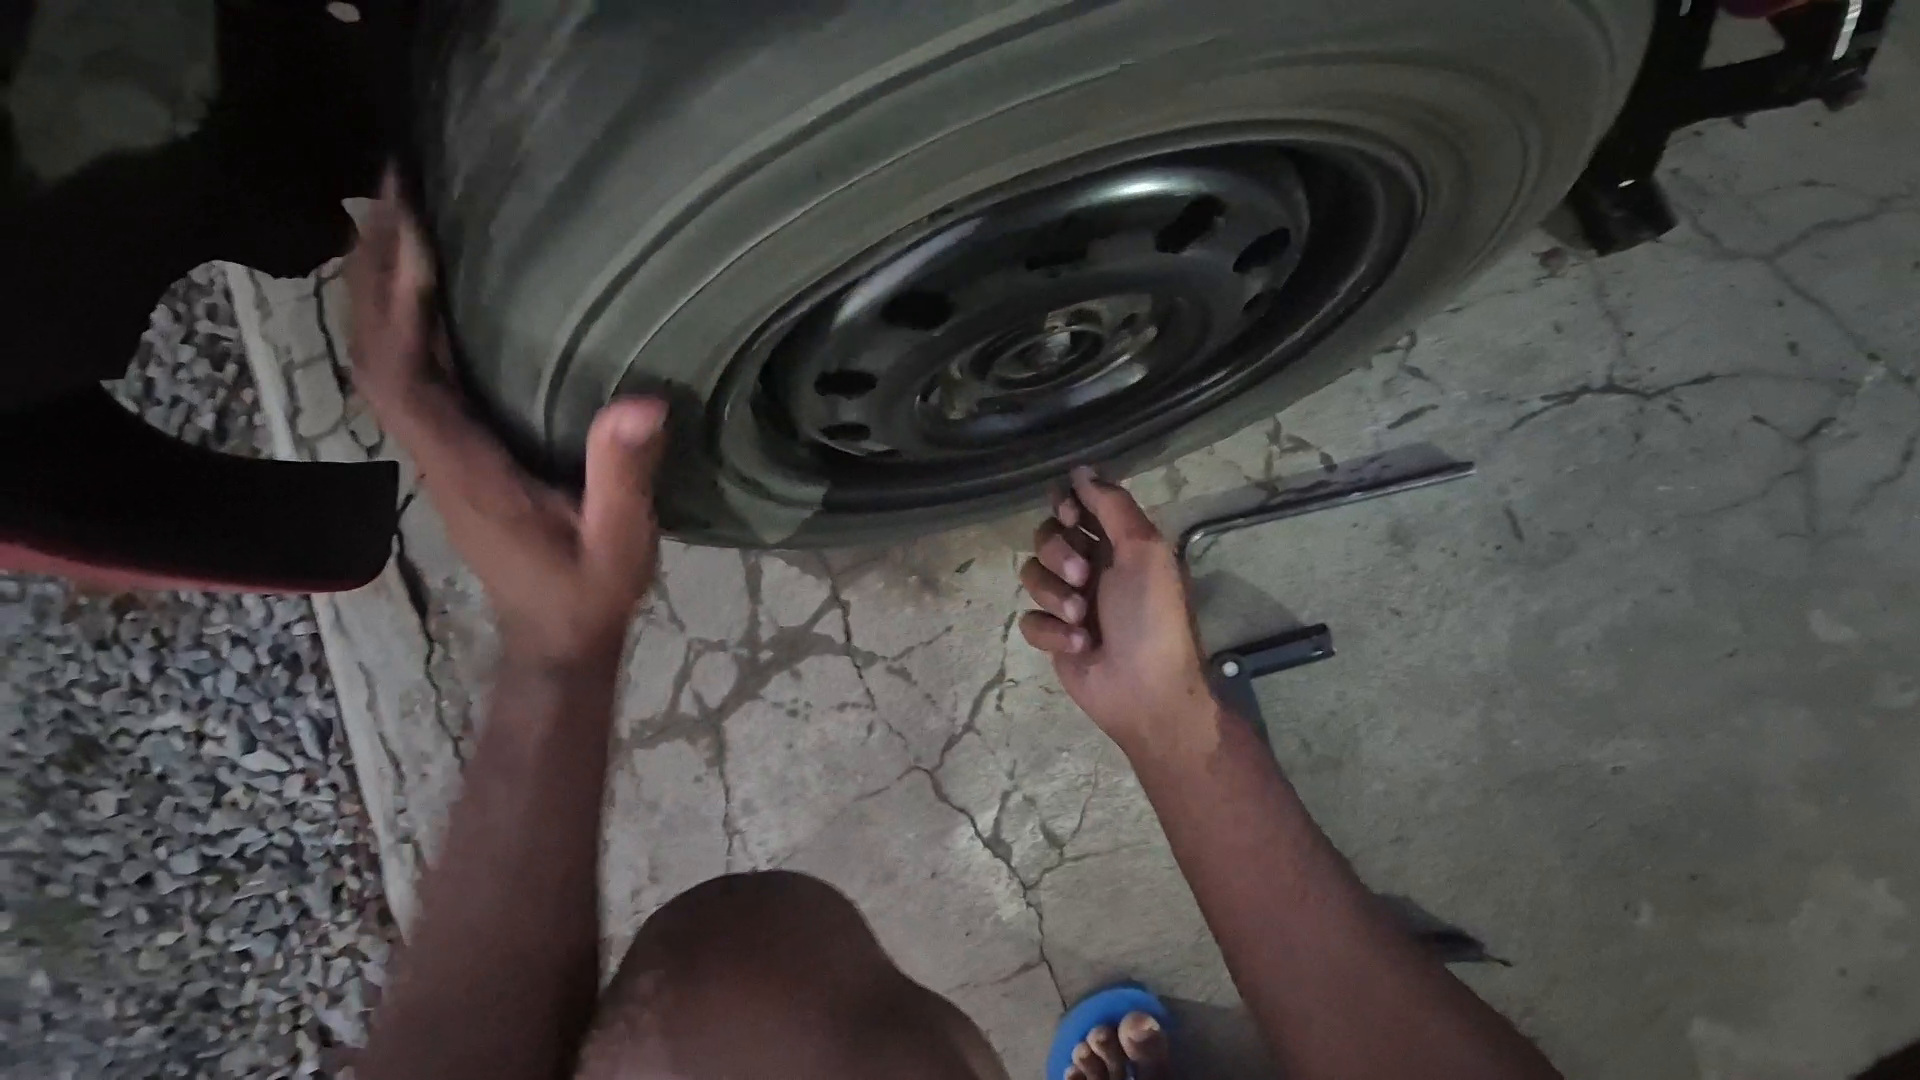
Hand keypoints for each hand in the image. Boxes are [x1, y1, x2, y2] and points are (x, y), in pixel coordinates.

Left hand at [345, 171, 667, 666]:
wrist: (555, 636)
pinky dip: (404, 325)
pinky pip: (410, 378)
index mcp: (467, 470)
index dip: (396, 304)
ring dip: (378, 292)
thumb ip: (624, 478)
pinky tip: (427, 293)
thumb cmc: (587, 591)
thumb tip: (641, 402)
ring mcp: (439, 457)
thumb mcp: (621, 542)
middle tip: (390, 194)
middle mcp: (436, 455)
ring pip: (382, 363)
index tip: (412, 234)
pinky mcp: (454, 456)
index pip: (401, 378)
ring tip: (396, 222)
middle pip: (373, 356)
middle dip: (372, 275)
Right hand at [1018, 468, 1217, 753]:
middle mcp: (1091, 567)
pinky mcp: (1053, 635)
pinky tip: (1079, 645)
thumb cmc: (1152, 617)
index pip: (1077, 506)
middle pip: (1046, 536)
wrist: (1146, 690)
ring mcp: (1069, 602)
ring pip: (1032, 575)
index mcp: (1118, 543)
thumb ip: (1112, 505)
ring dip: (1055, 595)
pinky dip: (1052, 630)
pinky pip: (1030, 618)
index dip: (1065, 506)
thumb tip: (1080, 469)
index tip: (1069, 517)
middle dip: (1058, 554)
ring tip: (1081, 619)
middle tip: (1082, 577)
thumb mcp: (1144, 550)